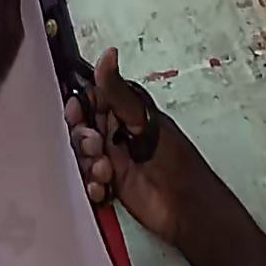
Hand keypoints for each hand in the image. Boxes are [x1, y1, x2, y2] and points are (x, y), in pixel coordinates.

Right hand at [65, 47, 213, 246]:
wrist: (188, 210)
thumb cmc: (175, 161)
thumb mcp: (142, 119)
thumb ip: (117, 89)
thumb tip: (108, 55)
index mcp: (124, 111)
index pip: (90, 101)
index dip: (79, 108)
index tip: (77, 115)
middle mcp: (116, 132)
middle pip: (81, 128)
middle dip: (83, 139)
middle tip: (96, 147)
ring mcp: (113, 158)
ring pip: (82, 154)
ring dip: (88, 163)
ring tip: (105, 171)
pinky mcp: (111, 183)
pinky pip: (88, 180)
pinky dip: (92, 184)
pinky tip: (103, 187)